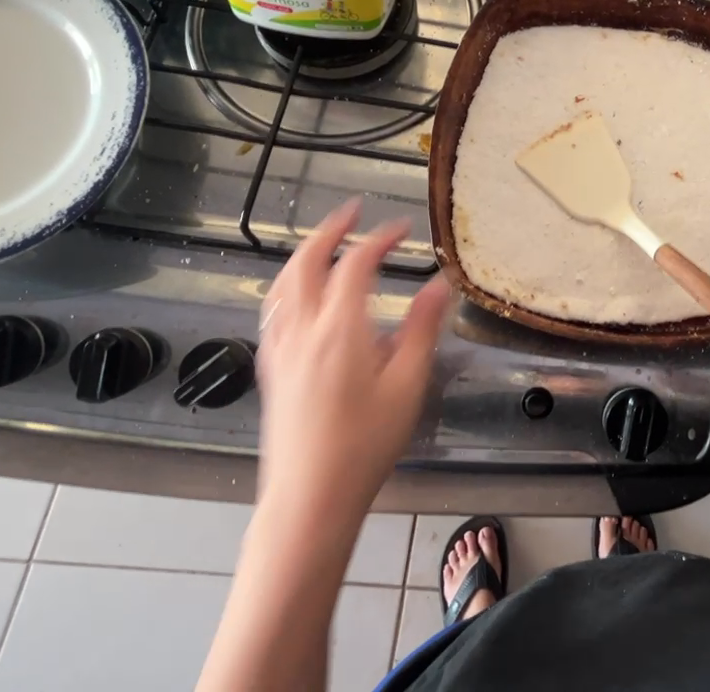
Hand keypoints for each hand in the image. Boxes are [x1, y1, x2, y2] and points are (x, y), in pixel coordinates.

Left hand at [255, 199, 451, 514]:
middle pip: (306, 262)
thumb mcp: (408, 386)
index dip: (379, 239)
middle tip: (352, 212)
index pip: (356, 265)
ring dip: (304, 253)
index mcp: (340, 330)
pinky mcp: (271, 370)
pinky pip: (273, 310)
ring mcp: (280, 350)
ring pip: (283, 284)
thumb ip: (422, 329)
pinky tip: (300, 295)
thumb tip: (438, 286)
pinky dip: (288, 285)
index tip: (400, 229)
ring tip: (325, 242)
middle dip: (329, 230)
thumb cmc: (365, 444)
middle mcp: (303, 331)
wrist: (310, 497)